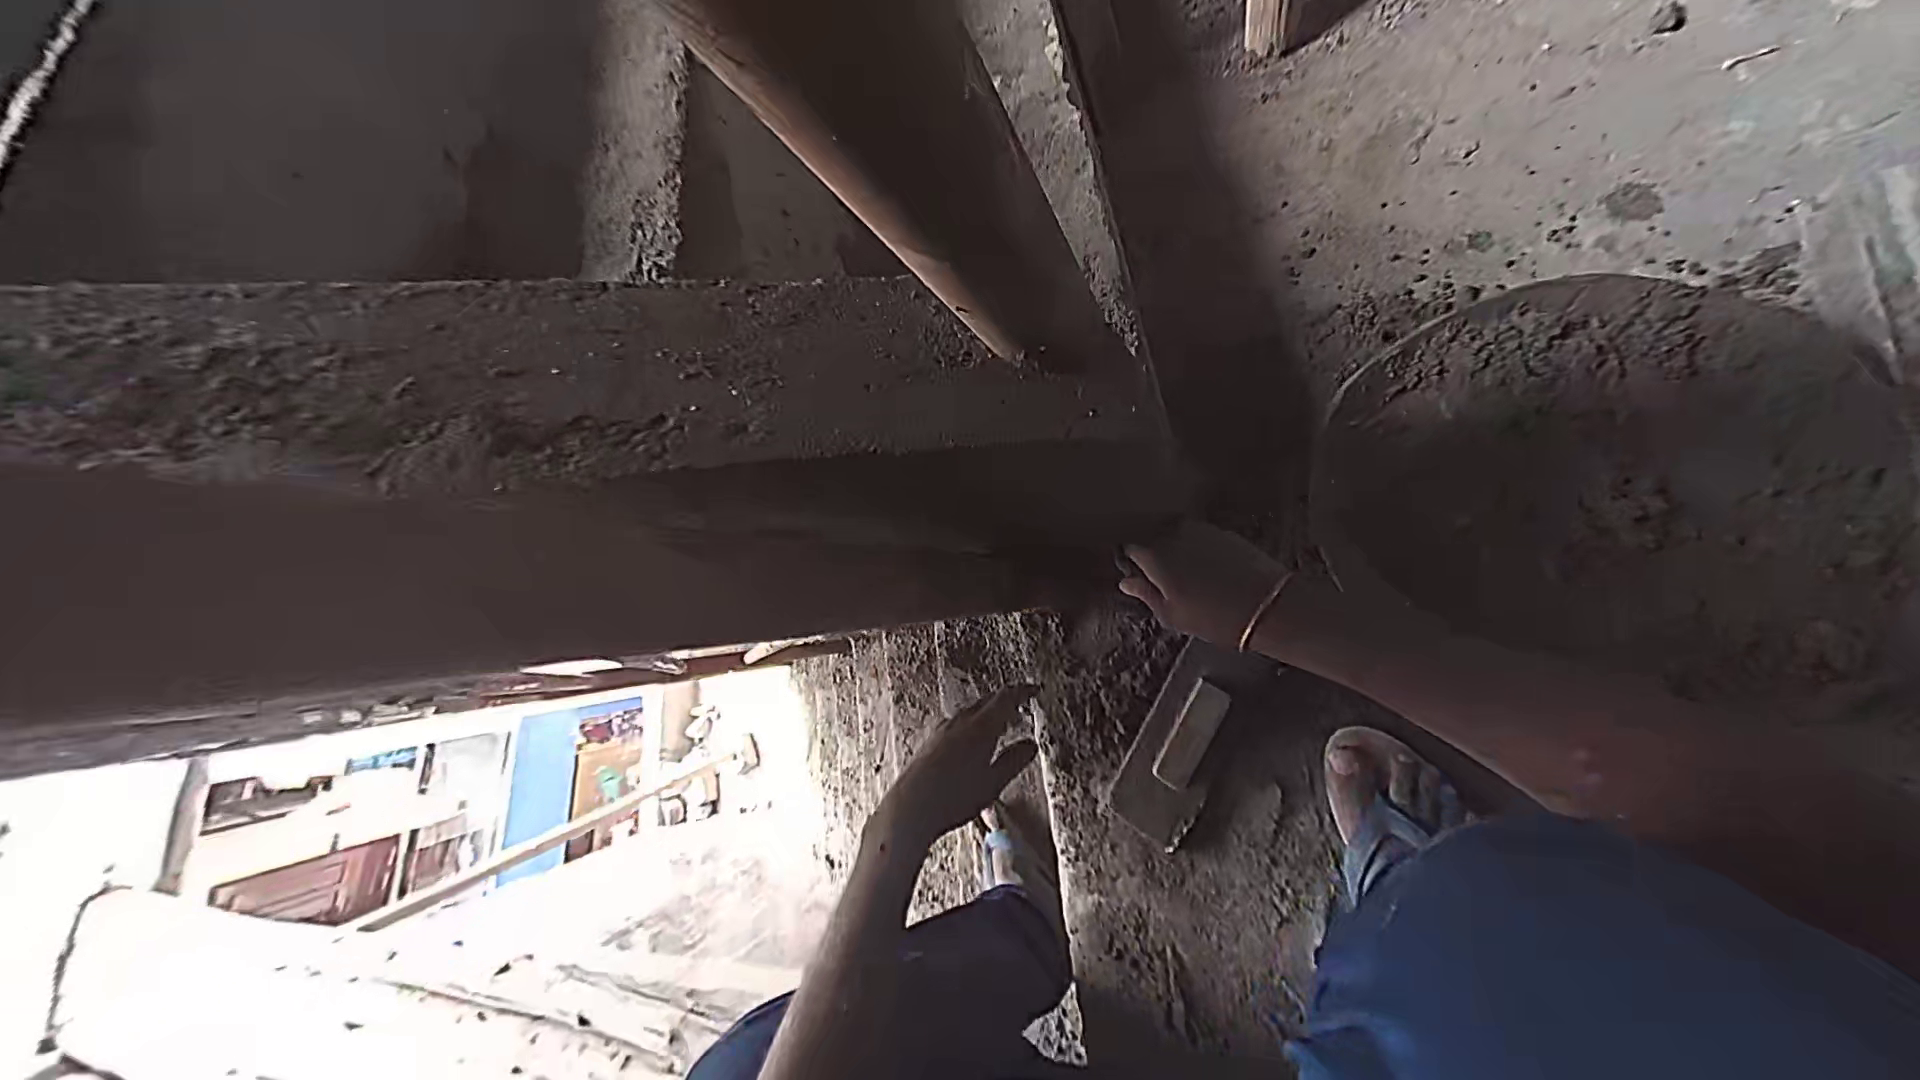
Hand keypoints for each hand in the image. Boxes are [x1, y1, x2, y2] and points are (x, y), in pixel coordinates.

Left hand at [874, 685, 1038, 846]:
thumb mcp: (993, 783)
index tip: (1034, 690)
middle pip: (988, 700)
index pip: (1006, 697)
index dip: (1023, 691)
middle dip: (1007, 700)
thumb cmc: (952, 797)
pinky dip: (973, 723)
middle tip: (1021, 707)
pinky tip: (973, 741)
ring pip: (972, 710)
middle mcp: (961, 721)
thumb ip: (1014, 760)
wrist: (911, 806)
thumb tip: (1030, 745)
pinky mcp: (932, 739)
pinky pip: (958, 722)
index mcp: (981, 726)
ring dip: (989, 713)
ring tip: (1001, 727)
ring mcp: (944, 728)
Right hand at [1119, 520, 1287, 645]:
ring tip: (1189, 575)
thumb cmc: (1214, 618)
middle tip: (1165, 580)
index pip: (1131, 550)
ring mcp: (1202, 530)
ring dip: (1178, 549)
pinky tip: (1210, 570)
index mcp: (1155, 556)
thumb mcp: (1172, 615)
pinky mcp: (1225, 532)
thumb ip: (1146, 594)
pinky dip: (1199, 549)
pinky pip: (1201, 537)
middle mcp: (1174, 535)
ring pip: (1178, 535)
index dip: (1134, 564)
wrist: (1269, 606)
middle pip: (1154, 539)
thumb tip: (1127, 582)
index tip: (1140, 577)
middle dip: (1155, 555)